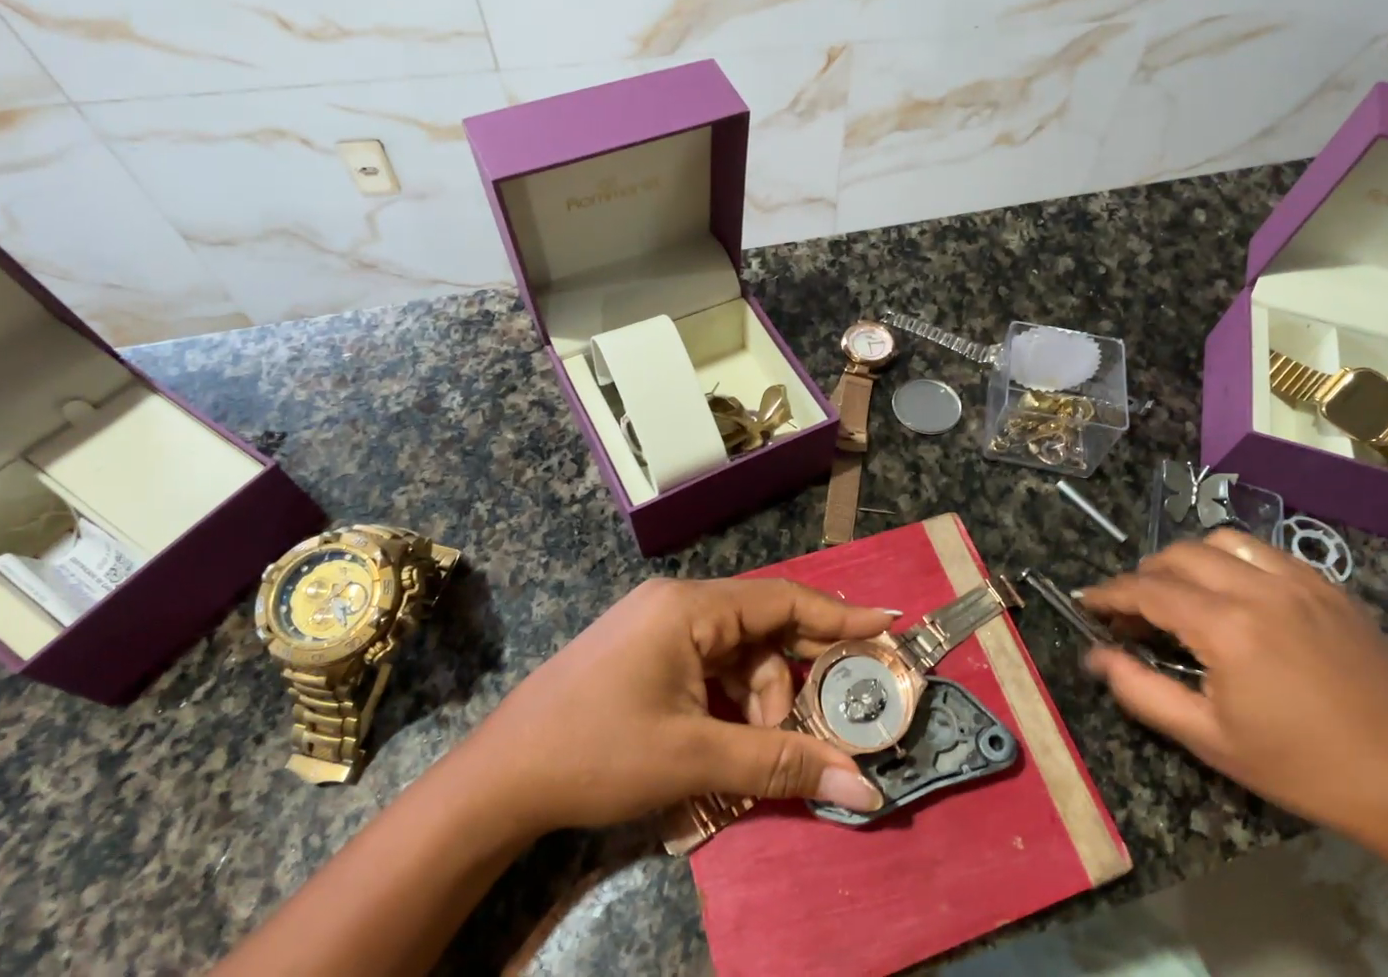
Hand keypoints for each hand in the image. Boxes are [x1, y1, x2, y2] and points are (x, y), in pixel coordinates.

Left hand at [454, 577, 889, 835]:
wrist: (499, 779)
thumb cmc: (597, 754)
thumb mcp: (695, 758)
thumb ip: (781, 765)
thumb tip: (863, 788)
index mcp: (689, 609)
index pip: (782, 600)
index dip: (839, 615)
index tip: (888, 623)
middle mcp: (675, 607)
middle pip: (760, 633)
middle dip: (790, 684)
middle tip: (820, 727)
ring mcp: (655, 631)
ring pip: (734, 660)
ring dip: (755, 706)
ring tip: (749, 756)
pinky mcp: (642, 658)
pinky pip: (706, 673)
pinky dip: (726, 707)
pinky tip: (724, 747)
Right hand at [1080, 530, 1387, 852]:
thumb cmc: (1304, 769)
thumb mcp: (1209, 739)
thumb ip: (1142, 691)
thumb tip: (1095, 657)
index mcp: (1227, 627)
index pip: (1147, 589)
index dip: (1109, 594)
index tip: (1087, 604)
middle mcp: (1260, 588)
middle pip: (1179, 555)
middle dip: (1143, 577)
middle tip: (1132, 615)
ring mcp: (1302, 582)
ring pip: (1222, 542)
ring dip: (1187, 561)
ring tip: (1180, 598)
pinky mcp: (1332, 588)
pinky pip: (1266, 552)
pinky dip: (1233, 561)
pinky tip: (1235, 597)